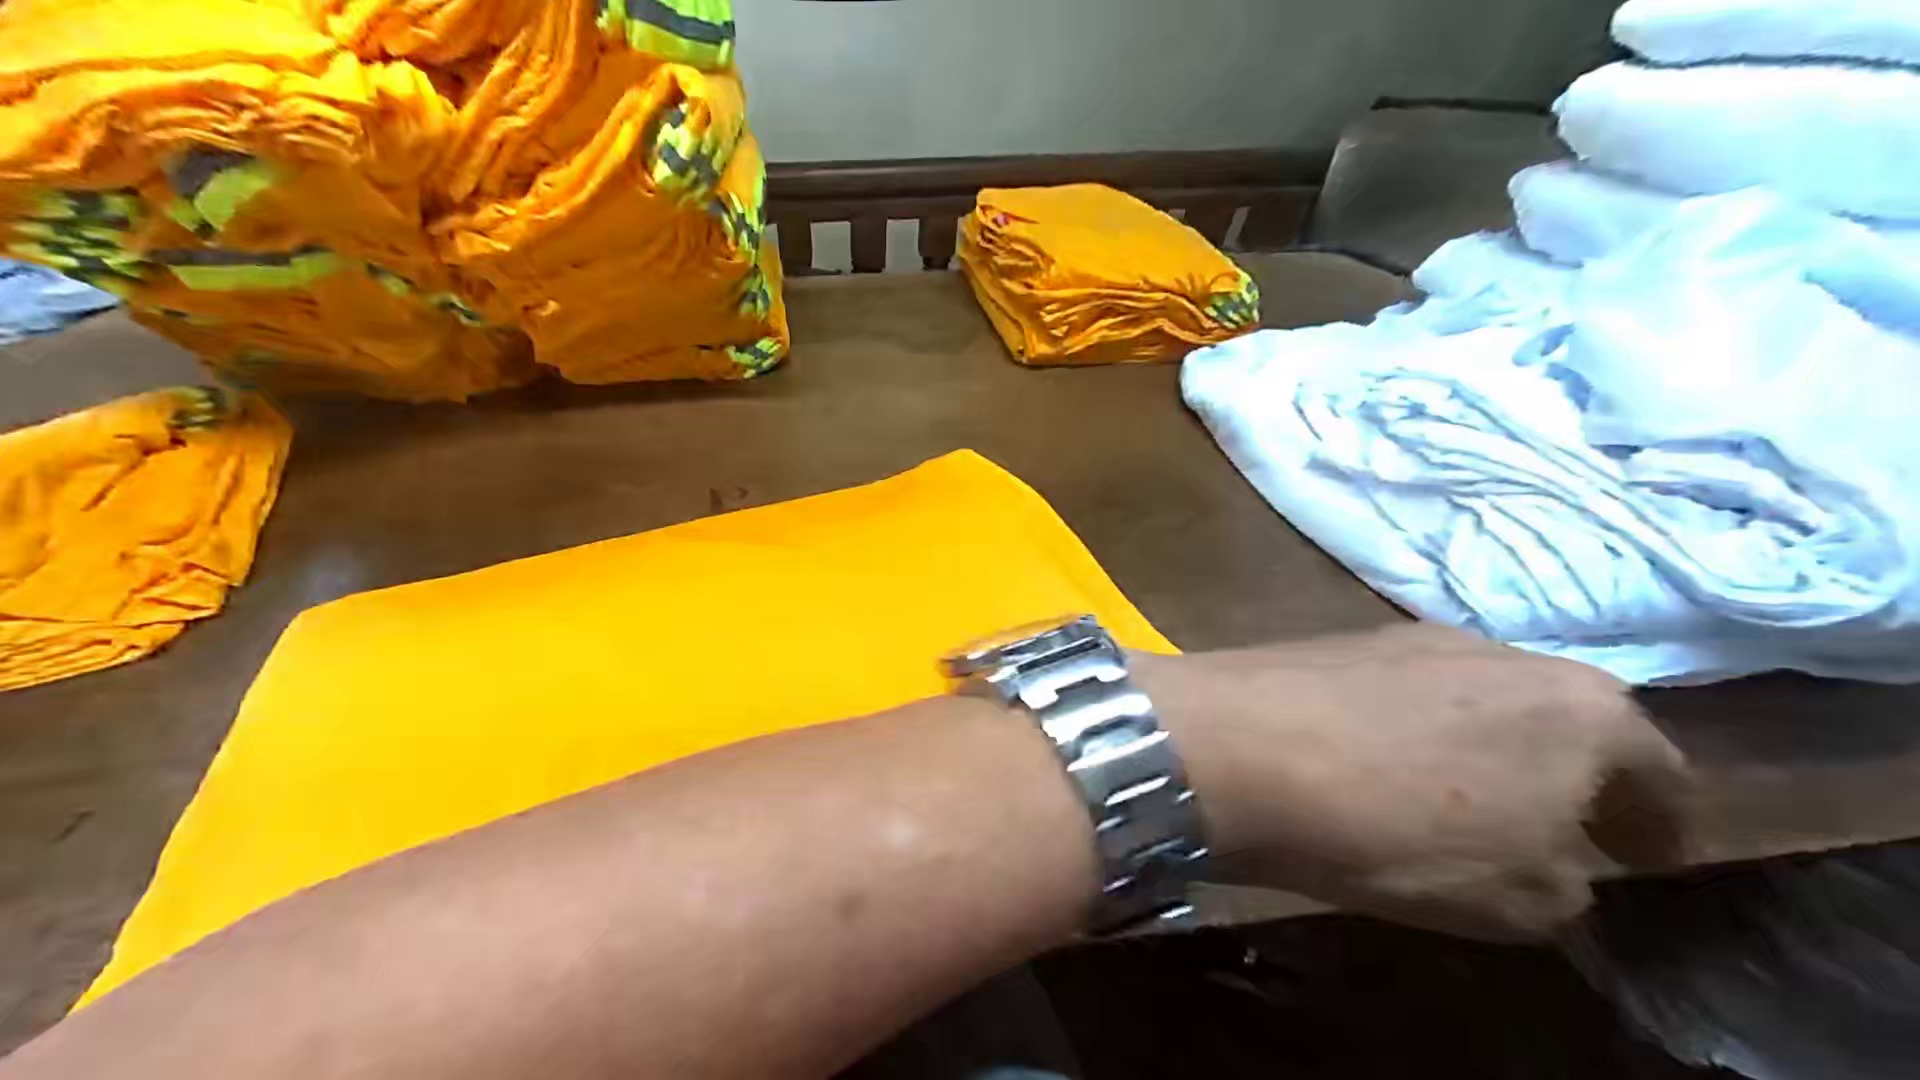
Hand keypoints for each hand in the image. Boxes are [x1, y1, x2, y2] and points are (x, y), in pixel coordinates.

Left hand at [1135, 625, 1689, 940]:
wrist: (1234, 744)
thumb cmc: (1390, 826)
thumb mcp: (1510, 897)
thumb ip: (1560, 882)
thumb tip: (1555, 861)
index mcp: (1580, 707)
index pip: (1655, 767)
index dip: (1657, 820)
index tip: (1646, 857)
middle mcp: (1497, 651)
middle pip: (1557, 716)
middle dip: (1566, 771)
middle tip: (1559, 822)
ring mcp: (1405, 637)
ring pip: (1473, 697)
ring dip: (1480, 742)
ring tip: (1463, 791)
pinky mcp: (1335, 639)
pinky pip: (1398, 691)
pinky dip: (1410, 725)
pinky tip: (1382, 757)